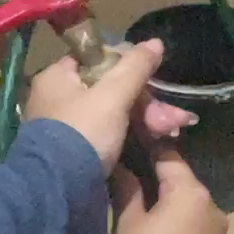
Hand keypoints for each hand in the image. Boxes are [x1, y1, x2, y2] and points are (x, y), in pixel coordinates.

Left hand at [24, 40, 195, 172]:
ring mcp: (68, 125)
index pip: (97, 58)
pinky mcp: (79, 150)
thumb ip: (135, 67)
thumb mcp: (113, 96)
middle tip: (173, 117)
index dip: (127, 65)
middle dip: (148, 101)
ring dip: (148, 118)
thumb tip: (156, 42)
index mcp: (58, 77)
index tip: (152, 76)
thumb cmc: (83, 133)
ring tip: (175, 128)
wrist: (59, 191)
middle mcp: (59, 98)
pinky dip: (134, 133)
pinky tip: (159, 137)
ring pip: (115, 111)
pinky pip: (111, 132)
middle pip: (111, 88)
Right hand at [109, 147, 227, 233]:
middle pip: (180, 179)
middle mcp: (212, 204)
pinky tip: (153, 225)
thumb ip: (128, 190)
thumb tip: (122, 165)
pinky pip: (193, 221)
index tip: (126, 140)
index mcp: (192, 192)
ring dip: (165, 198)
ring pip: (187, 201)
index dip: (146, 147)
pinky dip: (175, 218)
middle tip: (124, 170)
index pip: (167, 157)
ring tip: (134, 198)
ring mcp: (217, 229)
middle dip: (155, 174)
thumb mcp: (128, 226)